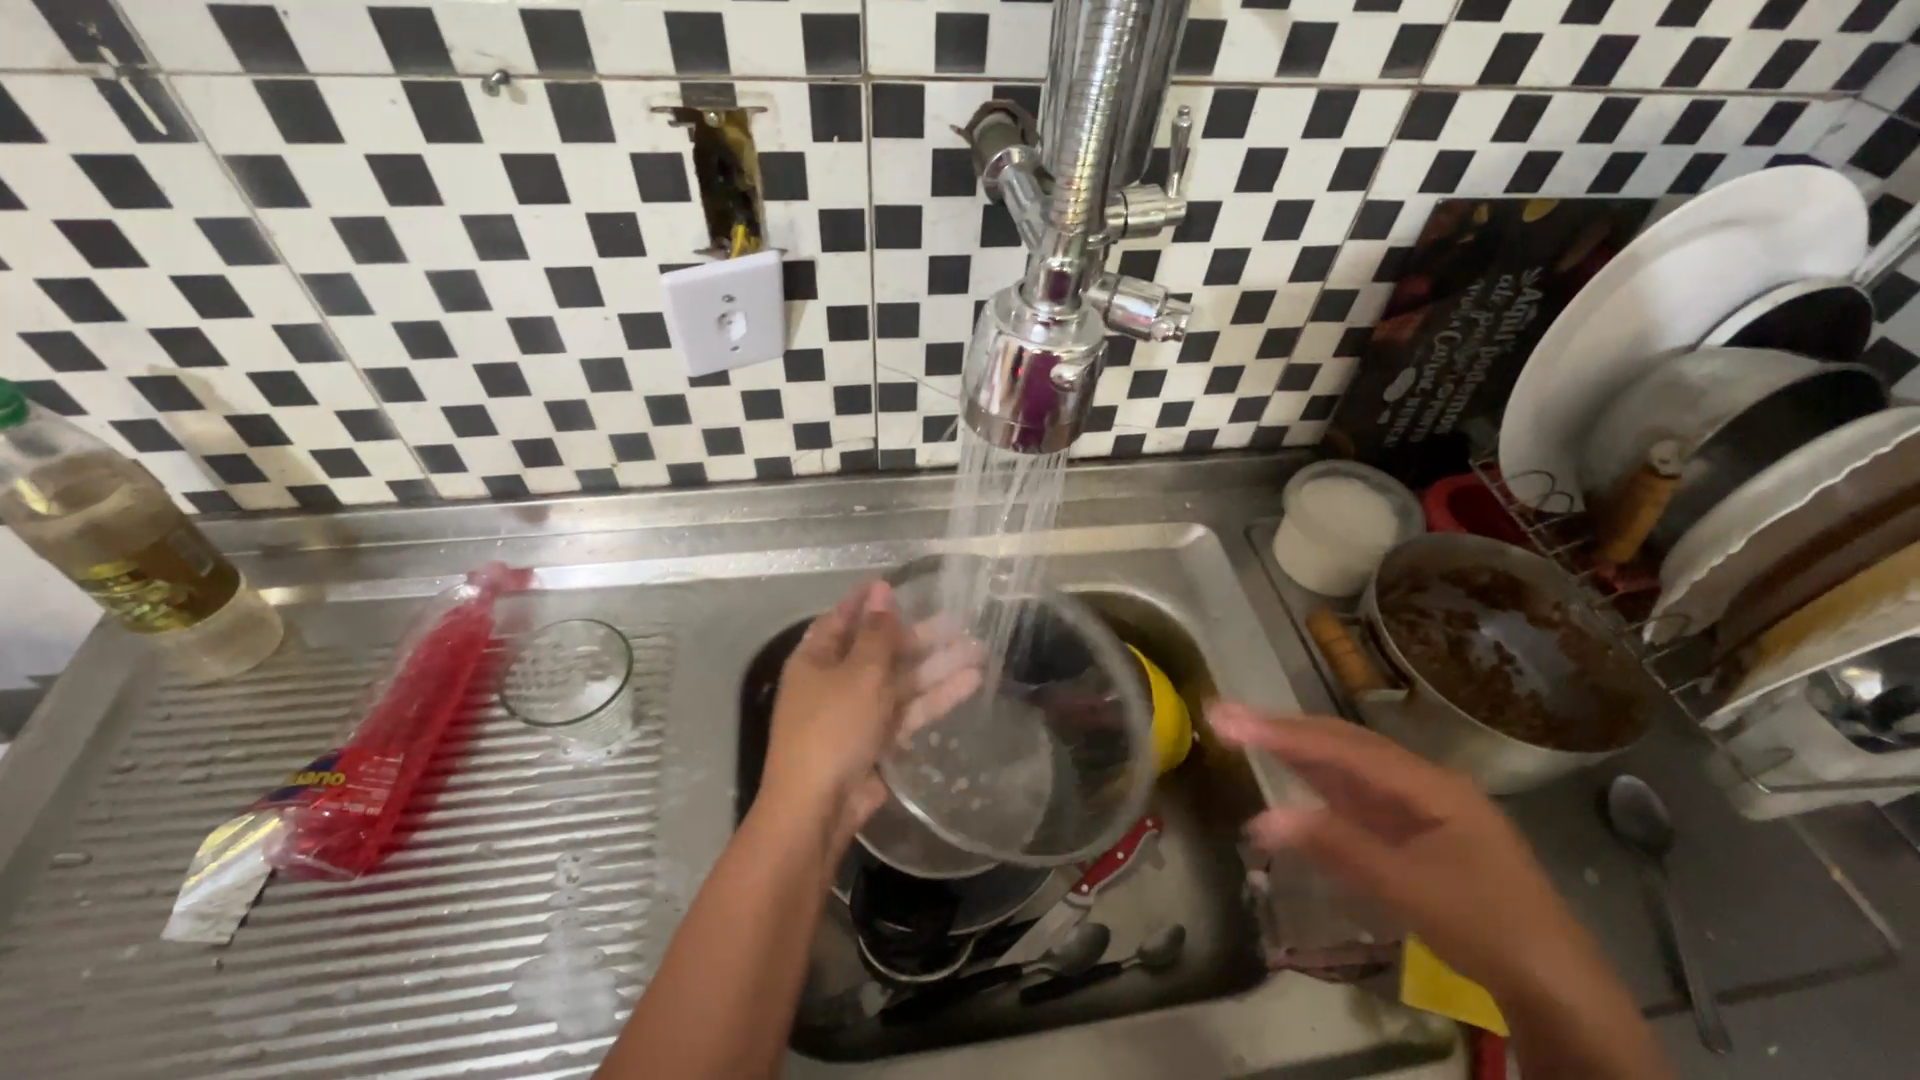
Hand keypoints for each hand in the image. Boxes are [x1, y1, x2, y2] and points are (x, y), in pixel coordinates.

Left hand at [760, 581, 983, 855]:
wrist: (818, 806)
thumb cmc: (832, 728)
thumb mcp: (859, 673)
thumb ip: (878, 633)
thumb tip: (882, 590)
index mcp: (816, 658)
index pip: (842, 618)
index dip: (869, 601)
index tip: (898, 583)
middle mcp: (835, 681)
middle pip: (881, 650)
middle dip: (920, 636)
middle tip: (961, 620)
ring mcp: (858, 713)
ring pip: (901, 681)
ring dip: (937, 666)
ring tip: (980, 649)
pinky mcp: (877, 741)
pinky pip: (908, 710)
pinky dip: (936, 697)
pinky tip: (971, 682)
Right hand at [1211, 705, 1594, 1000]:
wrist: (1552, 982)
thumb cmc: (1485, 927)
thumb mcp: (1408, 888)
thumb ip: (1336, 847)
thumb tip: (1263, 819)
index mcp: (1430, 786)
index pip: (1344, 749)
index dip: (1283, 733)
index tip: (1231, 719)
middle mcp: (1425, 785)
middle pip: (1346, 746)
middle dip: (1285, 730)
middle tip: (1228, 719)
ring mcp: (1422, 809)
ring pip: (1350, 769)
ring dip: (1299, 753)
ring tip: (1247, 734)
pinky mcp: (1417, 835)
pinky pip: (1359, 800)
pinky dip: (1319, 787)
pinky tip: (1293, 781)